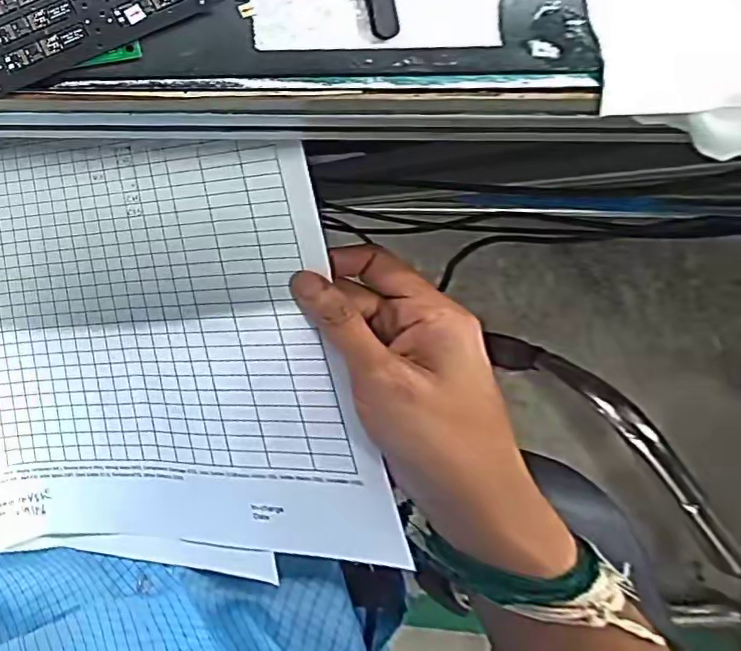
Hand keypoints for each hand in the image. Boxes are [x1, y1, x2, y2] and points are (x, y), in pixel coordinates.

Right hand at [290, 245, 576, 577]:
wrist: (476, 507)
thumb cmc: (448, 446)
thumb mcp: (381, 375)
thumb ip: (339, 322)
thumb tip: (307, 281)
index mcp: (436, 318)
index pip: (376, 264)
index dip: (335, 263)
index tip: (296, 276)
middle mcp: (424, 330)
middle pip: (357, 295)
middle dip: (324, 309)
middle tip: (298, 326)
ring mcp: (409, 355)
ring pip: (350, 326)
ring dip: (328, 338)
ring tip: (318, 359)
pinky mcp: (395, 377)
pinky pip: (353, 352)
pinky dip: (334, 358)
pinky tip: (324, 375)